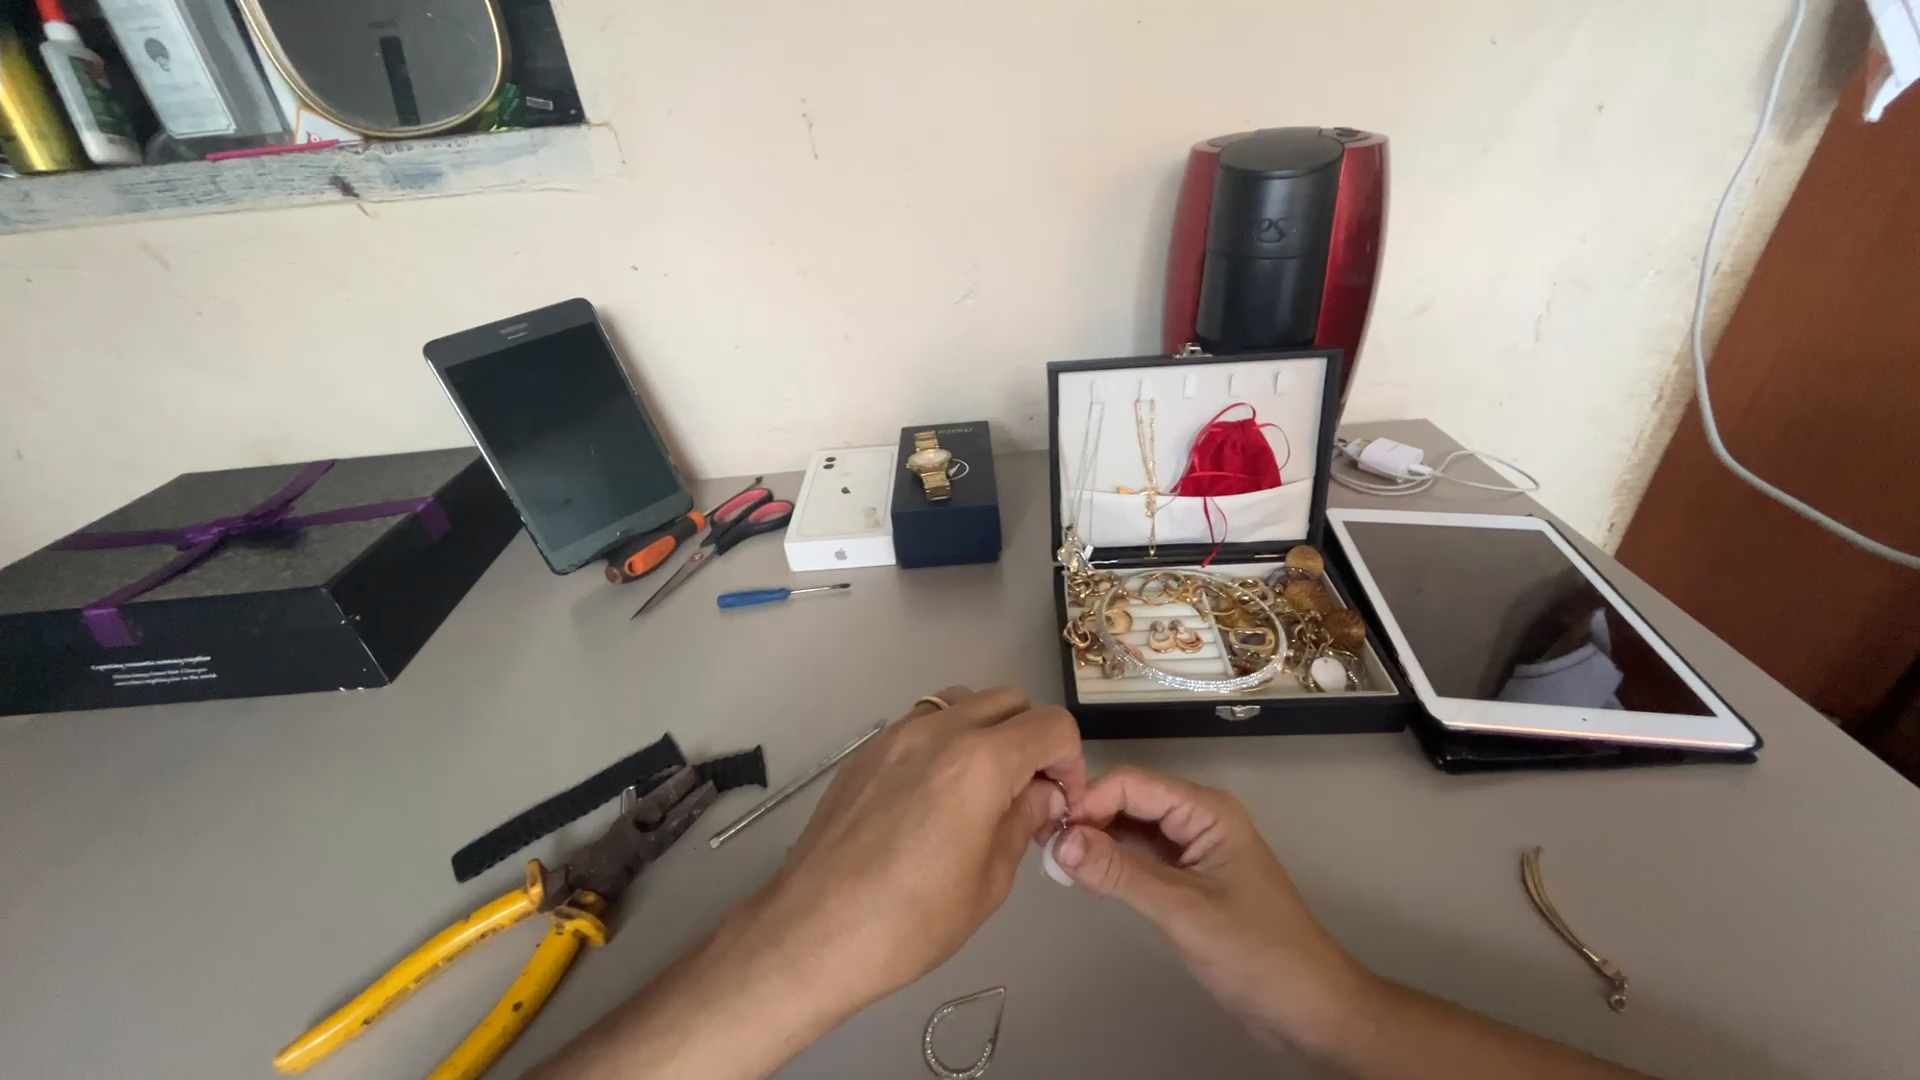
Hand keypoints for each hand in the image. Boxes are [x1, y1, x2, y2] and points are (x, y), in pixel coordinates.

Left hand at [531, 686, 1084, 1079]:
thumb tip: (1042, 792)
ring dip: (988, 728)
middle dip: (1033, 738)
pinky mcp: (867, 748)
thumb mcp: (989, 882)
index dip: (1070, 761)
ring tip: (982, 782)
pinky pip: (922, 719)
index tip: (1061, 800)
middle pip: (1010, 700)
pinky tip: (935, 788)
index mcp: (980, 761)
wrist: (812, 931)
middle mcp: (940, 730)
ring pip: (963, 699)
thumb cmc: (910, 922)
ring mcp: (897, 733)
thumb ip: (1023, 820)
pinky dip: (946, 736)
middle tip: (1028, 790)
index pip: (1051, 725)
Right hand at [1049, 766, 1367, 1047]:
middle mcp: (1197, 817)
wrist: (1312, 1009)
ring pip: (1132, 826)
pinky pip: (1141, 853)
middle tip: (1044, 846)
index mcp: (1205, 810)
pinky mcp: (1188, 873)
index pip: (1131, 783)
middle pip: (1129, 800)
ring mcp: (1193, 845)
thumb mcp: (1181, 911)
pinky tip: (1086, 877)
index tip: (1050, 829)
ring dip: (1097, 840)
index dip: (1089, 799)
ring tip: (1056, 862)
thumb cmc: (1255, 952)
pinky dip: (1113, 861)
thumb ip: (1118, 873)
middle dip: (1088, 818)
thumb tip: (1060, 841)